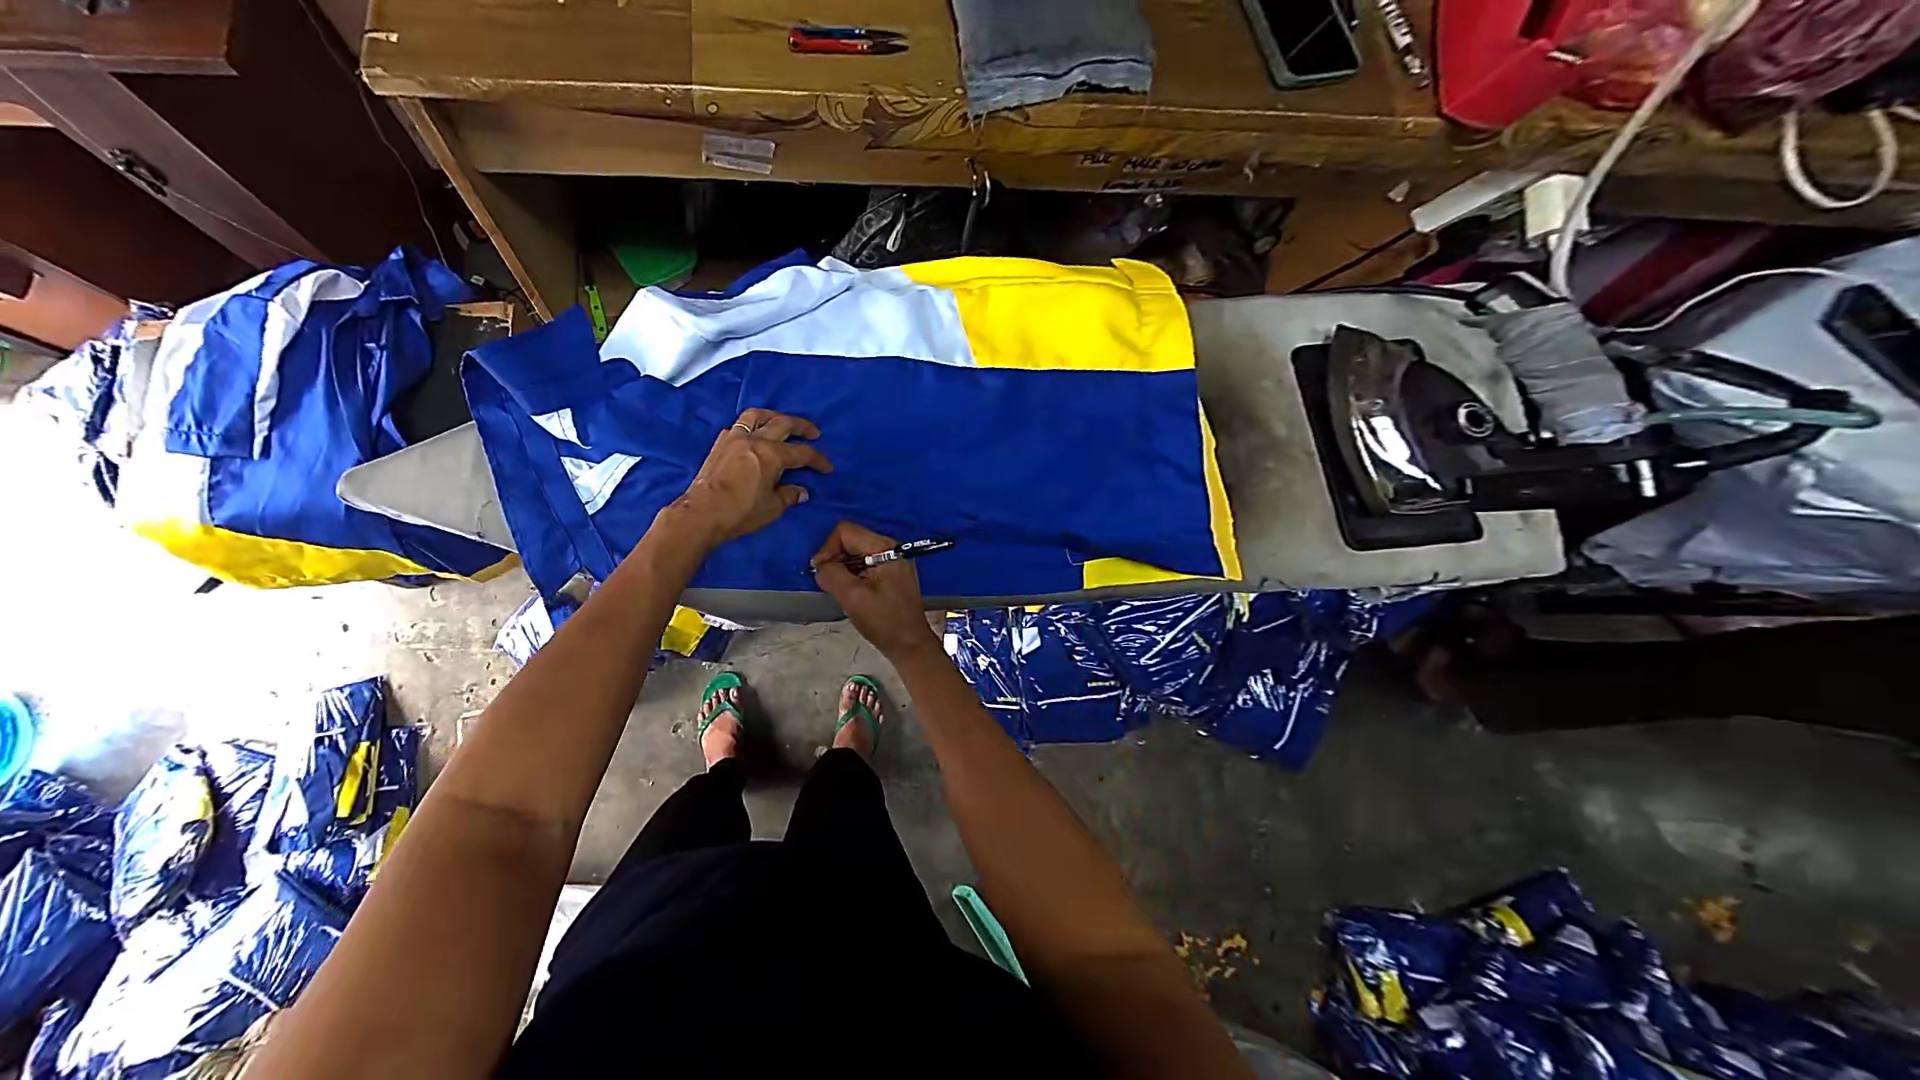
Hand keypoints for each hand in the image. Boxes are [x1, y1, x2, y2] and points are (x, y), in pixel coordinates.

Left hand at [670, 408, 832, 544]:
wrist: (702, 513)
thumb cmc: (740, 512)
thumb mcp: (772, 507)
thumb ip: (789, 495)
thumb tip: (801, 491)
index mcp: (772, 455)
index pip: (802, 453)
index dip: (818, 460)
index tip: (827, 468)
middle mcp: (755, 440)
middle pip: (784, 424)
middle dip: (803, 427)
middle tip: (813, 433)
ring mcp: (735, 438)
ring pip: (758, 415)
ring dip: (774, 416)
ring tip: (782, 422)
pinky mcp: (720, 443)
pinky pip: (739, 426)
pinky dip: (750, 426)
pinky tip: (753, 434)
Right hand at [811, 522, 939, 659]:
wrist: (910, 645)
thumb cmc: (884, 621)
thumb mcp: (853, 597)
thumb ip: (832, 575)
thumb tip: (819, 566)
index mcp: (885, 548)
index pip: (845, 531)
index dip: (827, 549)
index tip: (821, 572)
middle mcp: (890, 548)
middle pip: (851, 539)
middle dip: (834, 558)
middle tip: (828, 583)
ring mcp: (893, 560)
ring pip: (856, 553)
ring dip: (842, 568)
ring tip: (838, 589)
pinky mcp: (891, 573)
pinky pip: (865, 564)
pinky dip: (852, 574)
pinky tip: (850, 592)